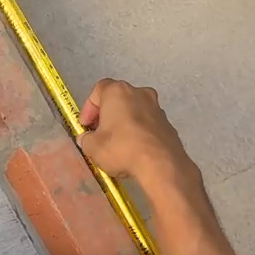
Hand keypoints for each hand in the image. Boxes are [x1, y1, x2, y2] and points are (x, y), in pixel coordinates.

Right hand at [76, 79, 200, 195]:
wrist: (161, 164)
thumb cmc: (121, 148)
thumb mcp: (92, 146)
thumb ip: (86, 139)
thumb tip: (87, 139)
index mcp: (118, 92)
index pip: (98, 90)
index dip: (89, 108)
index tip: (86, 125)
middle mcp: (139, 93)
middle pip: (118, 99)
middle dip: (107, 115)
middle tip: (99, 132)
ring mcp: (157, 108)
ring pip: (134, 111)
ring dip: (124, 123)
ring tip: (117, 144)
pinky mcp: (168, 124)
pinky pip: (147, 125)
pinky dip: (138, 133)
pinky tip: (133, 150)